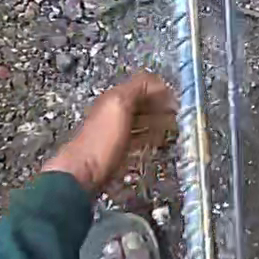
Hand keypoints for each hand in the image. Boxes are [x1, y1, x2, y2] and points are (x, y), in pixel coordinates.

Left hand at [41, 72, 176, 193]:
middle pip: (143, 101)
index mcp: (114, 98)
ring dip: (158, 120)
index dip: (161, 89)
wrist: (80, 175)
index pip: (143, 84)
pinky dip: (151, 136)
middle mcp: (115, 111)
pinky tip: (159, 140)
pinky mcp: (118, 150)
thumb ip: (137, 89)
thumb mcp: (120, 106)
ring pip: (142, 119)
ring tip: (173, 126)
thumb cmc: (101, 140)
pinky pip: (138, 137)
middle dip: (162, 104)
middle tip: (178, 113)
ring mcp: (116, 131)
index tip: (177, 99)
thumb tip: (158, 83)